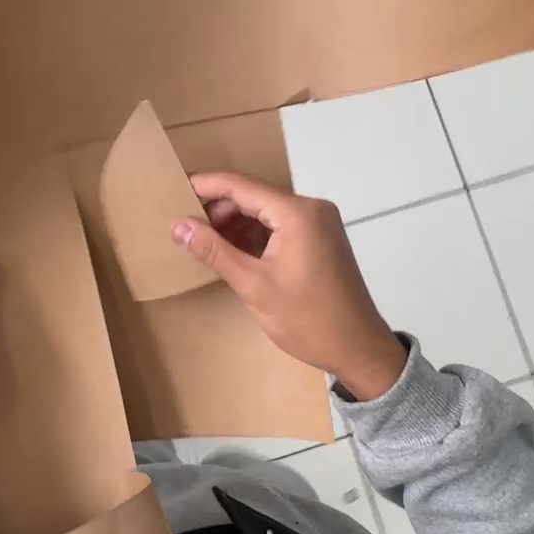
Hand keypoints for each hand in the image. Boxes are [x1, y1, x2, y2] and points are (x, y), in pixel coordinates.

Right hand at [171, 173, 406, 400]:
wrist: (357, 348)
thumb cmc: (308, 320)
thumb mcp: (253, 285)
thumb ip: (214, 250)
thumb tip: (179, 226)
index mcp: (298, 213)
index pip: (242, 186)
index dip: (207, 186)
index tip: (176, 189)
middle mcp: (312, 209)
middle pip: (254, 196)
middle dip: (219, 209)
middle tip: (186, 227)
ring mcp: (319, 223)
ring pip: (266, 211)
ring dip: (235, 223)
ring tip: (205, 243)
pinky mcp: (321, 239)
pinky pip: (280, 225)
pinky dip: (255, 235)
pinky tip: (233, 252)